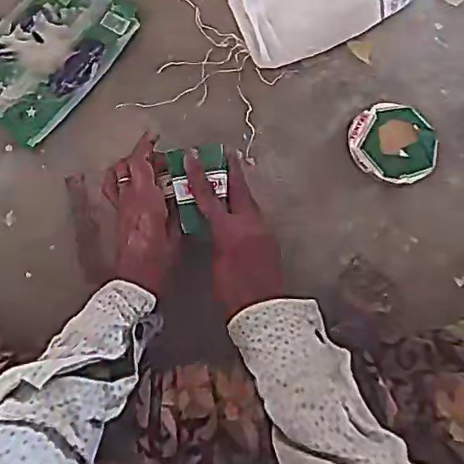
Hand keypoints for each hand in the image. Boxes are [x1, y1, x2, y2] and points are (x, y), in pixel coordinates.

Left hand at [102, 133, 180, 295]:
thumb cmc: (159, 262)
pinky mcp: (117, 217)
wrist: (135, 284)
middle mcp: (128, 199)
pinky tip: (134, 185)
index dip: (145, 146)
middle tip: (164, 161)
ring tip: (147, 169)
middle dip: (145, 156)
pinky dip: (121, 180)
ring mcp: (119, 208)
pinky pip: (114, 190)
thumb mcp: (176, 233)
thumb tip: (179, 194)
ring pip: (117, 175)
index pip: (139, 163)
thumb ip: (176, 208)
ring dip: (130, 166)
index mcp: (145, 199)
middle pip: (128, 165)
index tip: (154, 137)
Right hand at [183, 149, 284, 317]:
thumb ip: (216, 240)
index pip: (210, 197)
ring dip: (239, 189)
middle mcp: (249, 225)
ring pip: (249, 202)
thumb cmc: (233, 293)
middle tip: (227, 153)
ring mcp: (263, 231)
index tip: (193, 157)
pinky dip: (245, 207)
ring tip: (232, 176)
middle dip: (232, 171)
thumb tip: (215, 230)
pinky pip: (255, 216)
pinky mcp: (269, 240)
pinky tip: (240, 208)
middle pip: (239, 190)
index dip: (199, 176)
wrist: (264, 309)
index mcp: (229, 230)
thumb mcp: (216, 264)